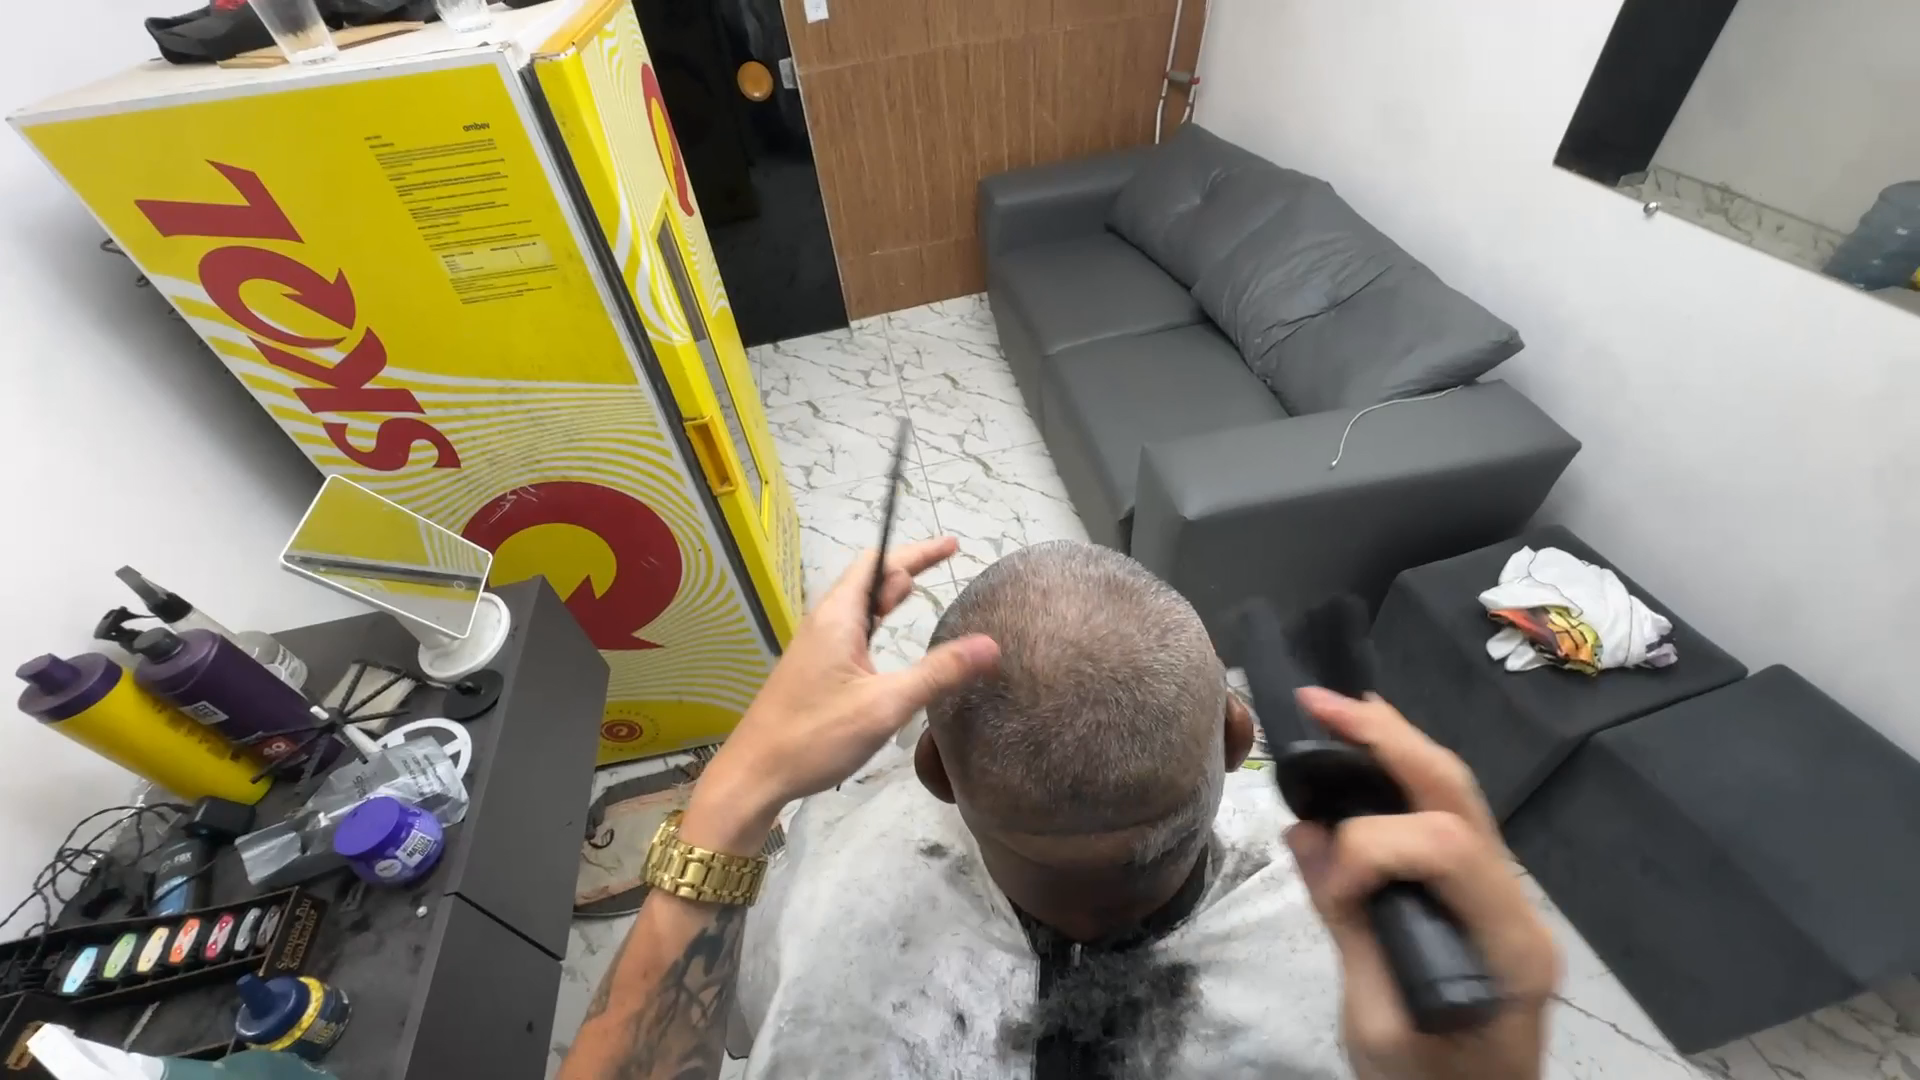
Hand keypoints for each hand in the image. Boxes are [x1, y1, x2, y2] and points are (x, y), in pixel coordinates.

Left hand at [681, 537, 999, 853]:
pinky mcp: (813, 668)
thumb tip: (991, 645)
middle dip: (908, 567)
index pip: (879, 563)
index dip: (917, 551)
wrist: (753, 776)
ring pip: (858, 605)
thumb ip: (938, 673)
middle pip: (869, 578)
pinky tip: (886, 637)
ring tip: (921, 590)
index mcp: (838, 617)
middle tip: (947, 565)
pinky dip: (877, 620)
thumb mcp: (885, 705)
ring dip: (890, 594)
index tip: (952, 546)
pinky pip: (851, 629)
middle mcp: (825, 622)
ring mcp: (816, 645)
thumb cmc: (816, 736)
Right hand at [1285, 690, 1558, 1079]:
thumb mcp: (1377, 1027)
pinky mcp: (1478, 886)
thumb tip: (1304, 835)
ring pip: (1454, 789)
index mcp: (1506, 944)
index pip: (1443, 849)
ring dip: (1391, 739)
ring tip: (1336, 709)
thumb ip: (1347, 926)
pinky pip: (1443, 809)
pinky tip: (1365, 746)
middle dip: (1385, 738)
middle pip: (1456, 793)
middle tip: (1317, 704)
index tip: (1327, 885)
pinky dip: (1399, 767)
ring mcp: (1504, 890)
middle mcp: (1515, 901)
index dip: (1368, 848)